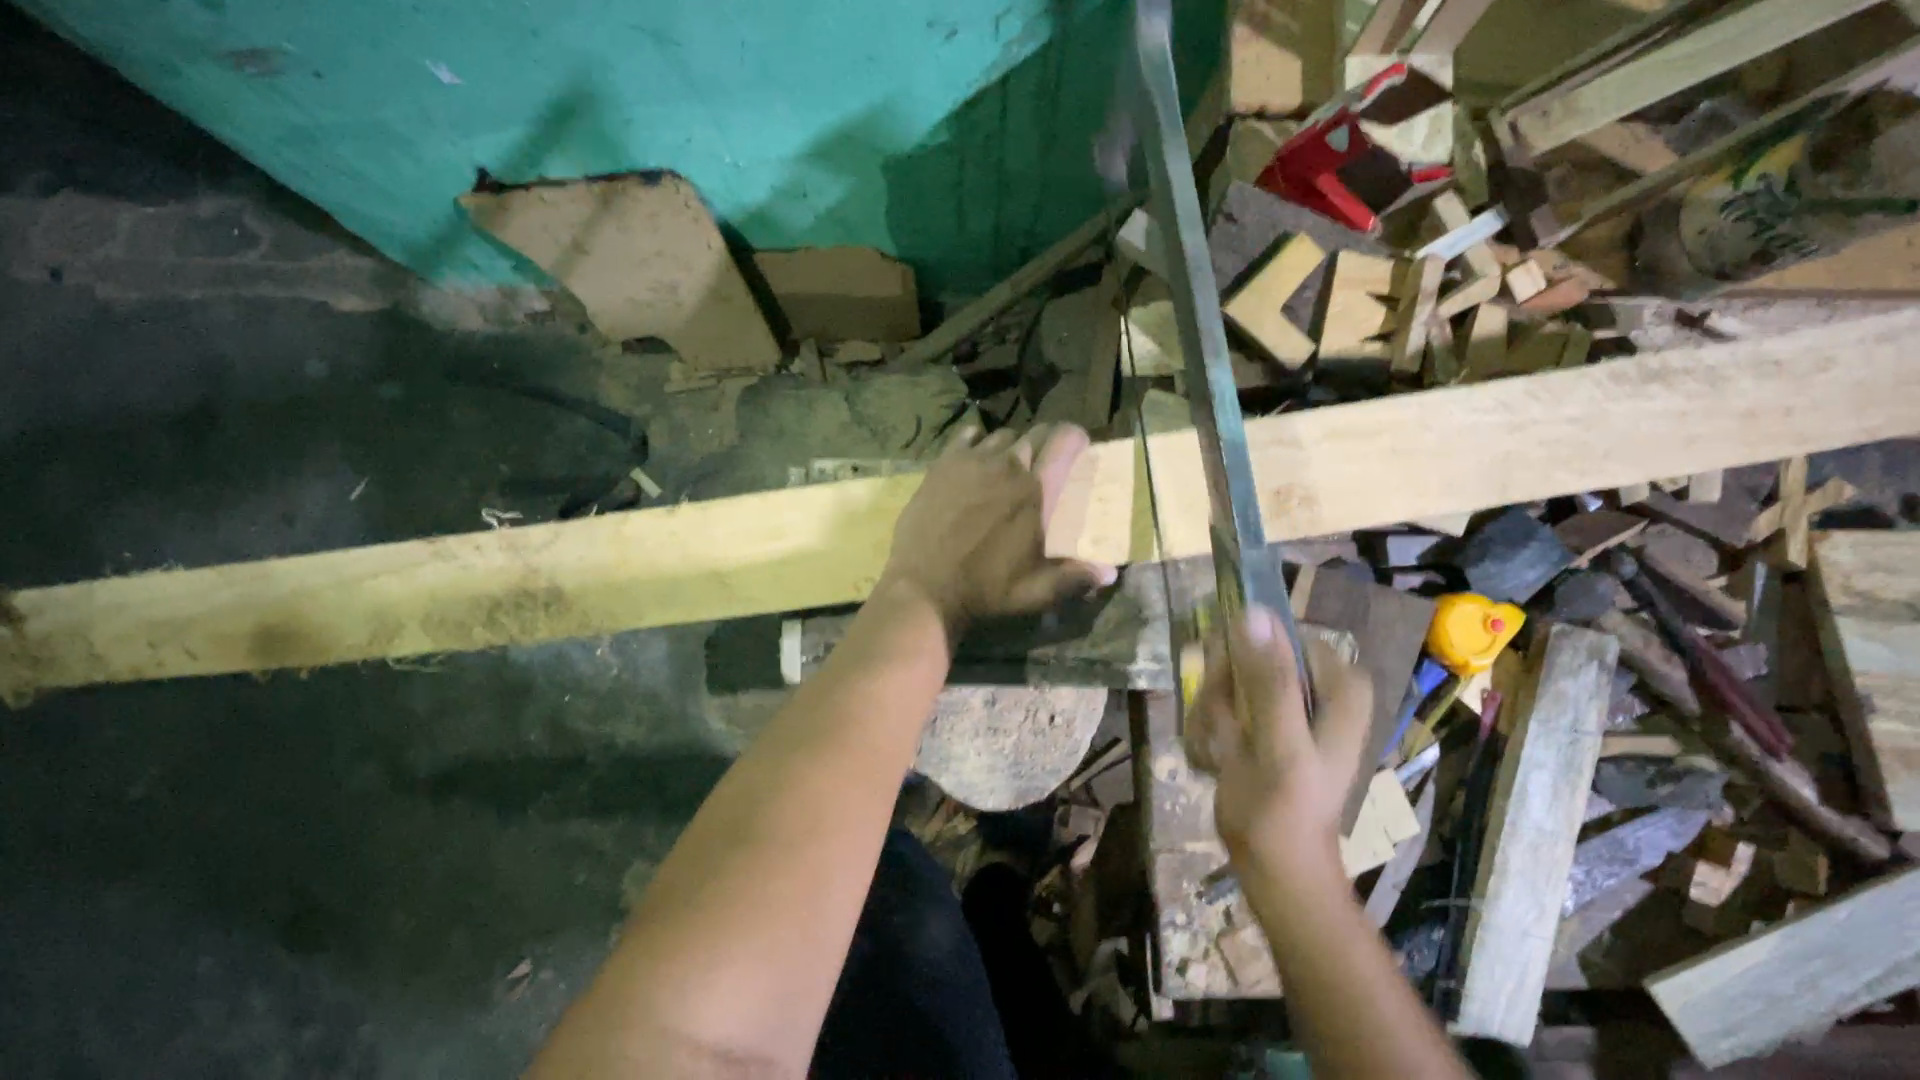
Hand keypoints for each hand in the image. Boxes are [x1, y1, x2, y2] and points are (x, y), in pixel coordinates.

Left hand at [880, 423, 1116, 631]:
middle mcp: (1008, 467)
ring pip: (1001, 436)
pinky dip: (976, 441)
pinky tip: (975, 456)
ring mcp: (972, 462)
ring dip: (1011, 445)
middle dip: (1044, 441)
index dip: (1075, 437)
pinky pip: (967, 436)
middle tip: (1043, 459)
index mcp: (1037, 492)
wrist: (924, 587)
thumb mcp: (1036, 592)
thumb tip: (1109, 573)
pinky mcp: (943, 464)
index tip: (1079, 443)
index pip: (1064, 443)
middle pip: (1034, 435)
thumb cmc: (985, 591)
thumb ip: (1074, 579)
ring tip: (1008, 463)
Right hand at [1186, 607, 1373, 879]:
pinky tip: (1221, 758)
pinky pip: (1226, 702)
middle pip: (1249, 655)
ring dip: (1215, 713)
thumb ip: (1271, 679)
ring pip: (1230, 679)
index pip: (1278, 634)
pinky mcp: (1268, 723)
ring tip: (1224, 753)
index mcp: (1340, 685)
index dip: (1244, 657)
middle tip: (1228, 734)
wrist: (1274, 867)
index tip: (1230, 693)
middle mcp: (1319, 687)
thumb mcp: (1279, 742)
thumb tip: (1254, 612)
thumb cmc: (1282, 809)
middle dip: (1224, 693)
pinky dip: (1215, 727)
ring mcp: (1290, 705)